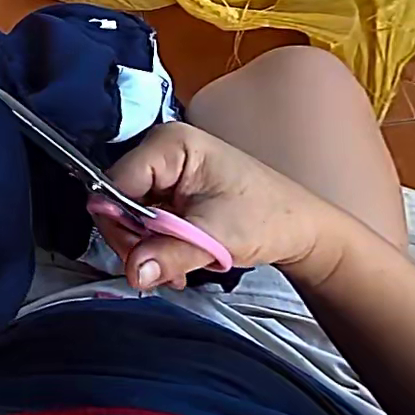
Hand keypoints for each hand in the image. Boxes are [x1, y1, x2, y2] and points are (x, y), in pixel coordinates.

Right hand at [92, 122, 345, 291]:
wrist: (298, 227)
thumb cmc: (270, 217)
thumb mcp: (217, 237)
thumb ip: (170, 253)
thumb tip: (133, 270)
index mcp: (170, 144)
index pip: (115, 183)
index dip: (121, 222)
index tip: (141, 254)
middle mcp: (161, 150)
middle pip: (115, 199)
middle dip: (133, 240)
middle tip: (159, 268)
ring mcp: (163, 170)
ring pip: (125, 213)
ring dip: (143, 247)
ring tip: (173, 268)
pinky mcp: (166, 189)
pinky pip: (140, 218)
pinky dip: (151, 245)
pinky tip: (173, 259)